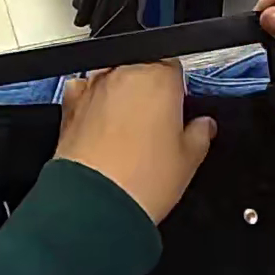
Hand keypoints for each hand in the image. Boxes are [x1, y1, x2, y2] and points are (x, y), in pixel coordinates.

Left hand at [54, 62, 216, 222]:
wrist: (92, 207)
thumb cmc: (141, 181)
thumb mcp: (188, 160)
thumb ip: (200, 134)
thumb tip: (203, 126)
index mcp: (161, 78)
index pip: (174, 66)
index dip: (177, 89)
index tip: (176, 109)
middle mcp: (127, 73)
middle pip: (143, 68)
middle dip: (148, 89)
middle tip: (153, 124)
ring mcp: (95, 87)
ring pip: (114, 77)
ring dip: (120, 93)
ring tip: (124, 130)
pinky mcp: (70, 106)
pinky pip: (82, 91)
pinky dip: (89, 101)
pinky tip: (96, 123)